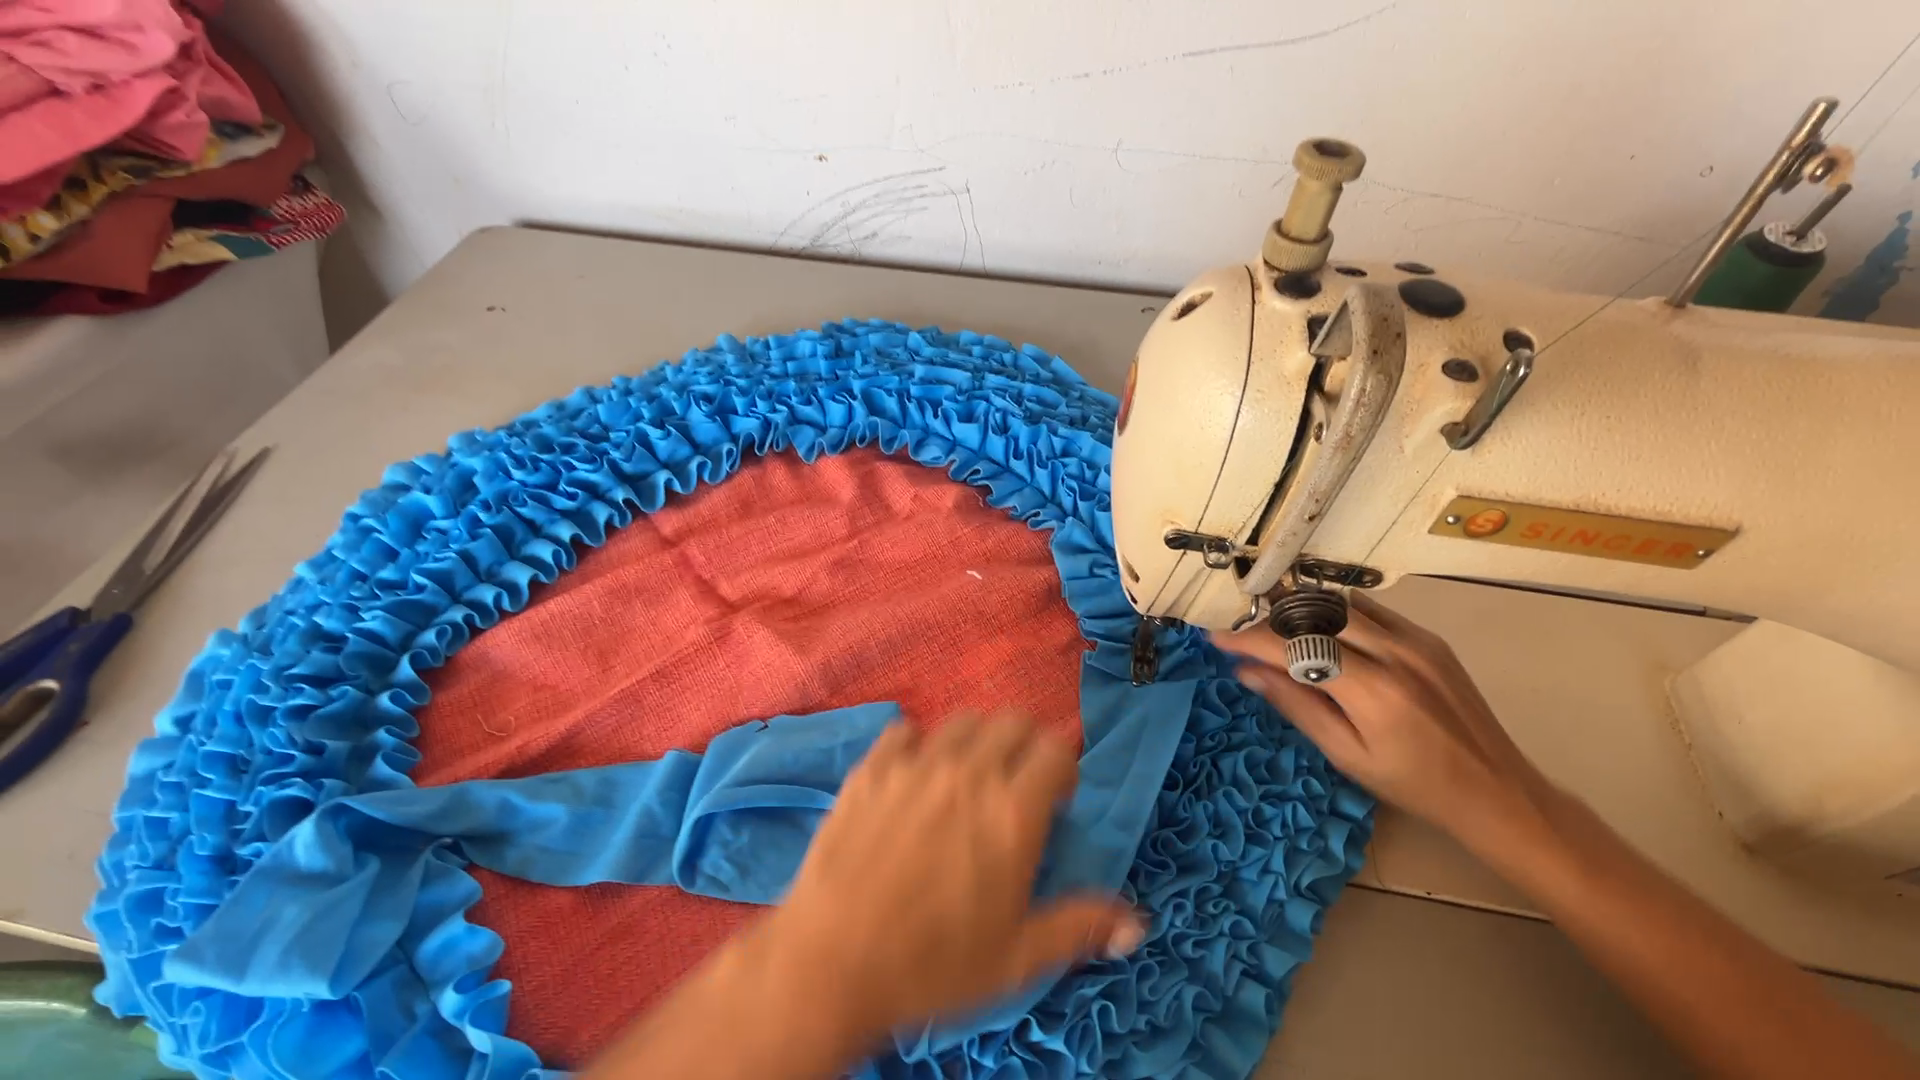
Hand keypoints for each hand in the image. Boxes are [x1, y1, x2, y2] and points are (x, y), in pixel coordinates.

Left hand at [757, 709, 1142, 1037]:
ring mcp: (914, 766)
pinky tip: (914, 776)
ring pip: (962, 721)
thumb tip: (1137, 923)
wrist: (831, 963)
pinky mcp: (870, 770)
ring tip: (971, 776)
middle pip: (1012, 722)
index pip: (1056, 751)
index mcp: (1014, 811)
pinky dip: (918, 744)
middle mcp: (969, 773)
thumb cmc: (933, 965)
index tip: (1059, 796)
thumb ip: (1079, 927)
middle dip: (1027, 743)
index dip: (1065, 767)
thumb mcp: (1017, 958)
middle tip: (1020, 782)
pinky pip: (903, 731)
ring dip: (978, 739)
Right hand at [1211, 592, 1546, 842]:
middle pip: (1316, 615)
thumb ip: (1297, 707)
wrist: (1495, 790)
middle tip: (1242, 633)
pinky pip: (1370, 612)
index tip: (1217, 637)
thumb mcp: (1347, 755)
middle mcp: (1396, 653)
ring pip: (1342, 605)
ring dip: (1301, 612)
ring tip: (1274, 630)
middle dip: (1271, 619)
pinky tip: (1321, 632)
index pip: (1296, 648)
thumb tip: (1247, 673)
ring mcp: (1417, 640)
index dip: (1250, 639)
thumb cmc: (1413, 785)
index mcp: (1374, 691)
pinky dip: (1336, 615)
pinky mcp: (1429, 638)